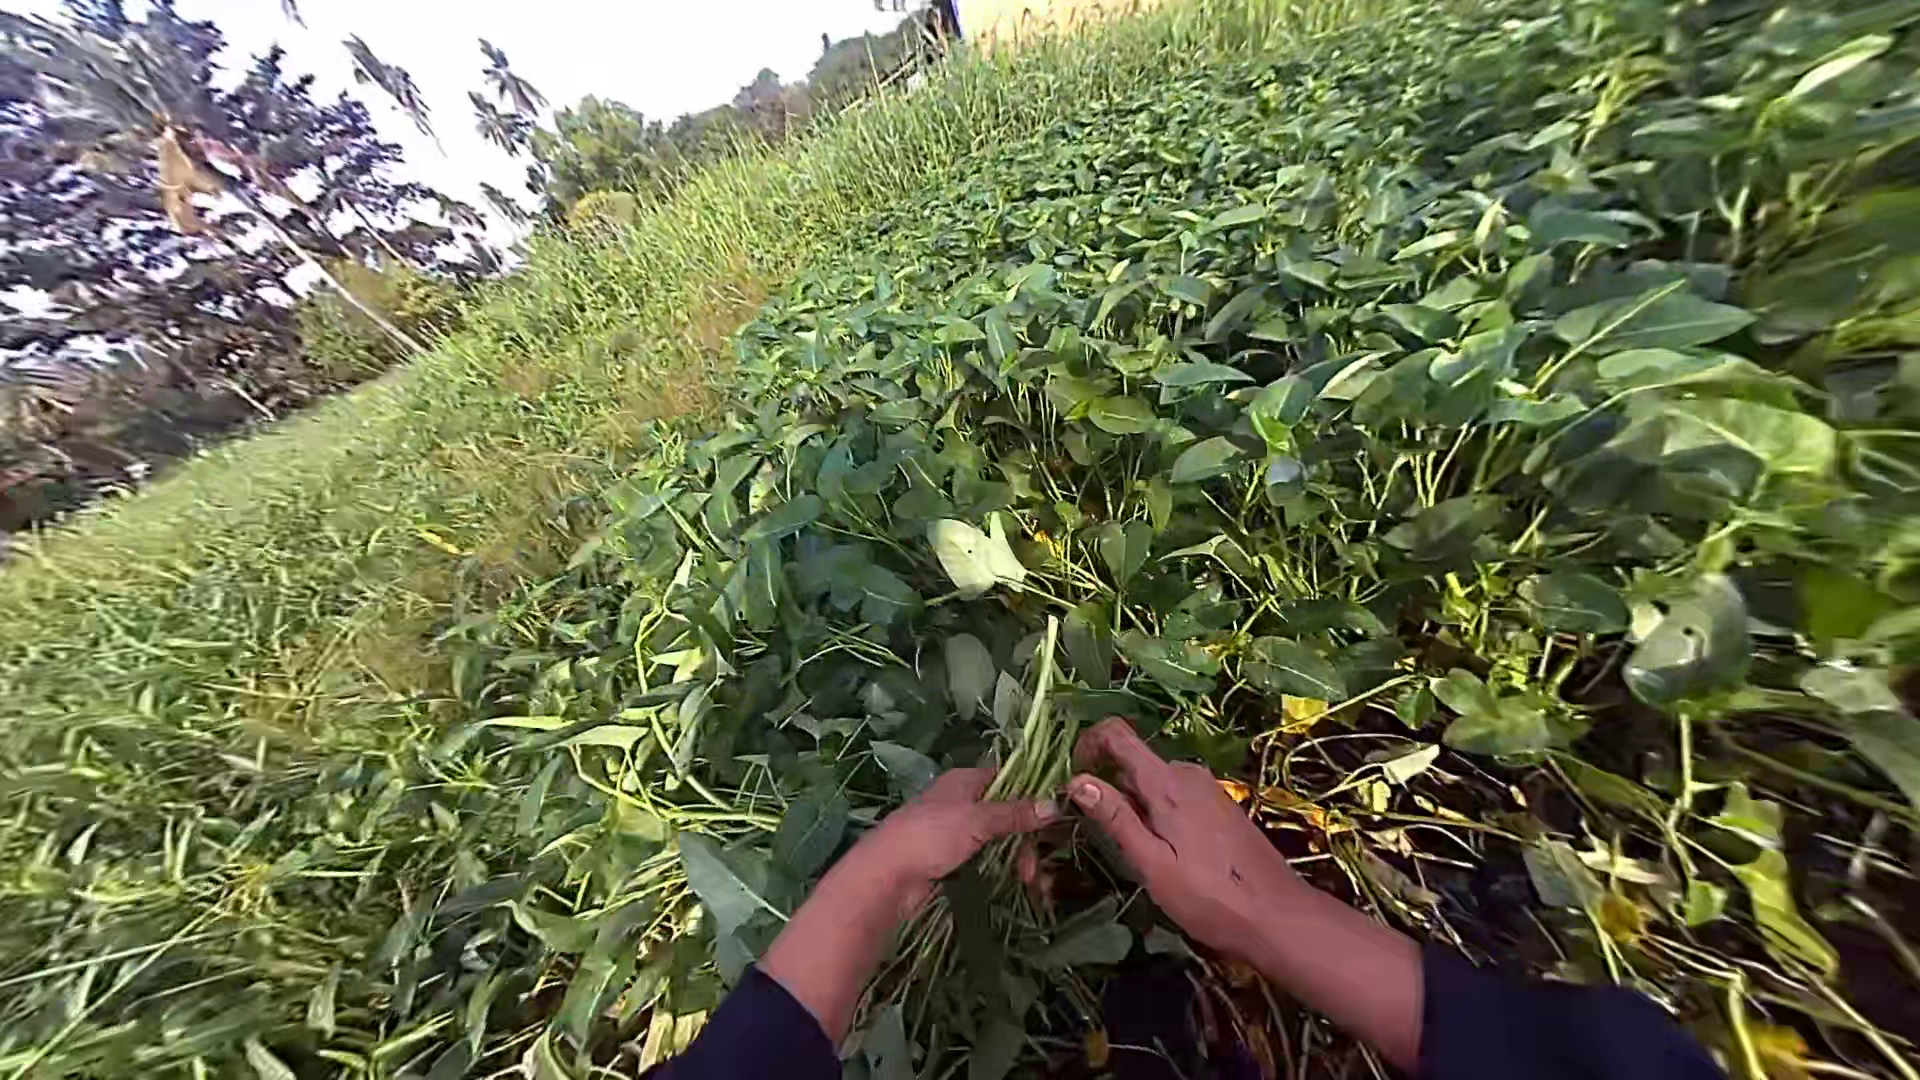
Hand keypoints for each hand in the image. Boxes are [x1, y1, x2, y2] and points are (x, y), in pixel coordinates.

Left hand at [842, 765, 1058, 918]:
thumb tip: (1055, 803)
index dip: (1031, 792)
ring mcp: (954, 829)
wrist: (887, 874)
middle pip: (1005, 811)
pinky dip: (1000, 867)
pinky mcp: (949, 857)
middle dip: (1025, 836)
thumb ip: (1015, 813)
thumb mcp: (977, 820)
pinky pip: (984, 857)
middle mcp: (961, 799)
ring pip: (996, 837)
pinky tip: (1014, 883)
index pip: (1007, 777)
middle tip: (1035, 868)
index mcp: (965, 780)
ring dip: (1016, 856)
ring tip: (1028, 881)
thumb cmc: (931, 835)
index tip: (1054, 815)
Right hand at [1066, 717, 1302, 958]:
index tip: (1074, 778)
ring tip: (1135, 850)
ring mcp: (1204, 786)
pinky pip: (1172, 792)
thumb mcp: (1153, 864)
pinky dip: (1155, 810)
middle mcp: (1184, 772)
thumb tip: (1076, 780)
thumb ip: (1115, 818)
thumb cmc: (1212, 897)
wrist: (1283, 919)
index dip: (1087, 743)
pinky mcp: (1216, 803)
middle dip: (1109, 787)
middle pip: (1131, 761)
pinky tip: (1165, 850)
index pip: (1116, 734)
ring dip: (1132, 803)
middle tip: (1101, 834)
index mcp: (1166, 781)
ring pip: (1151, 780)